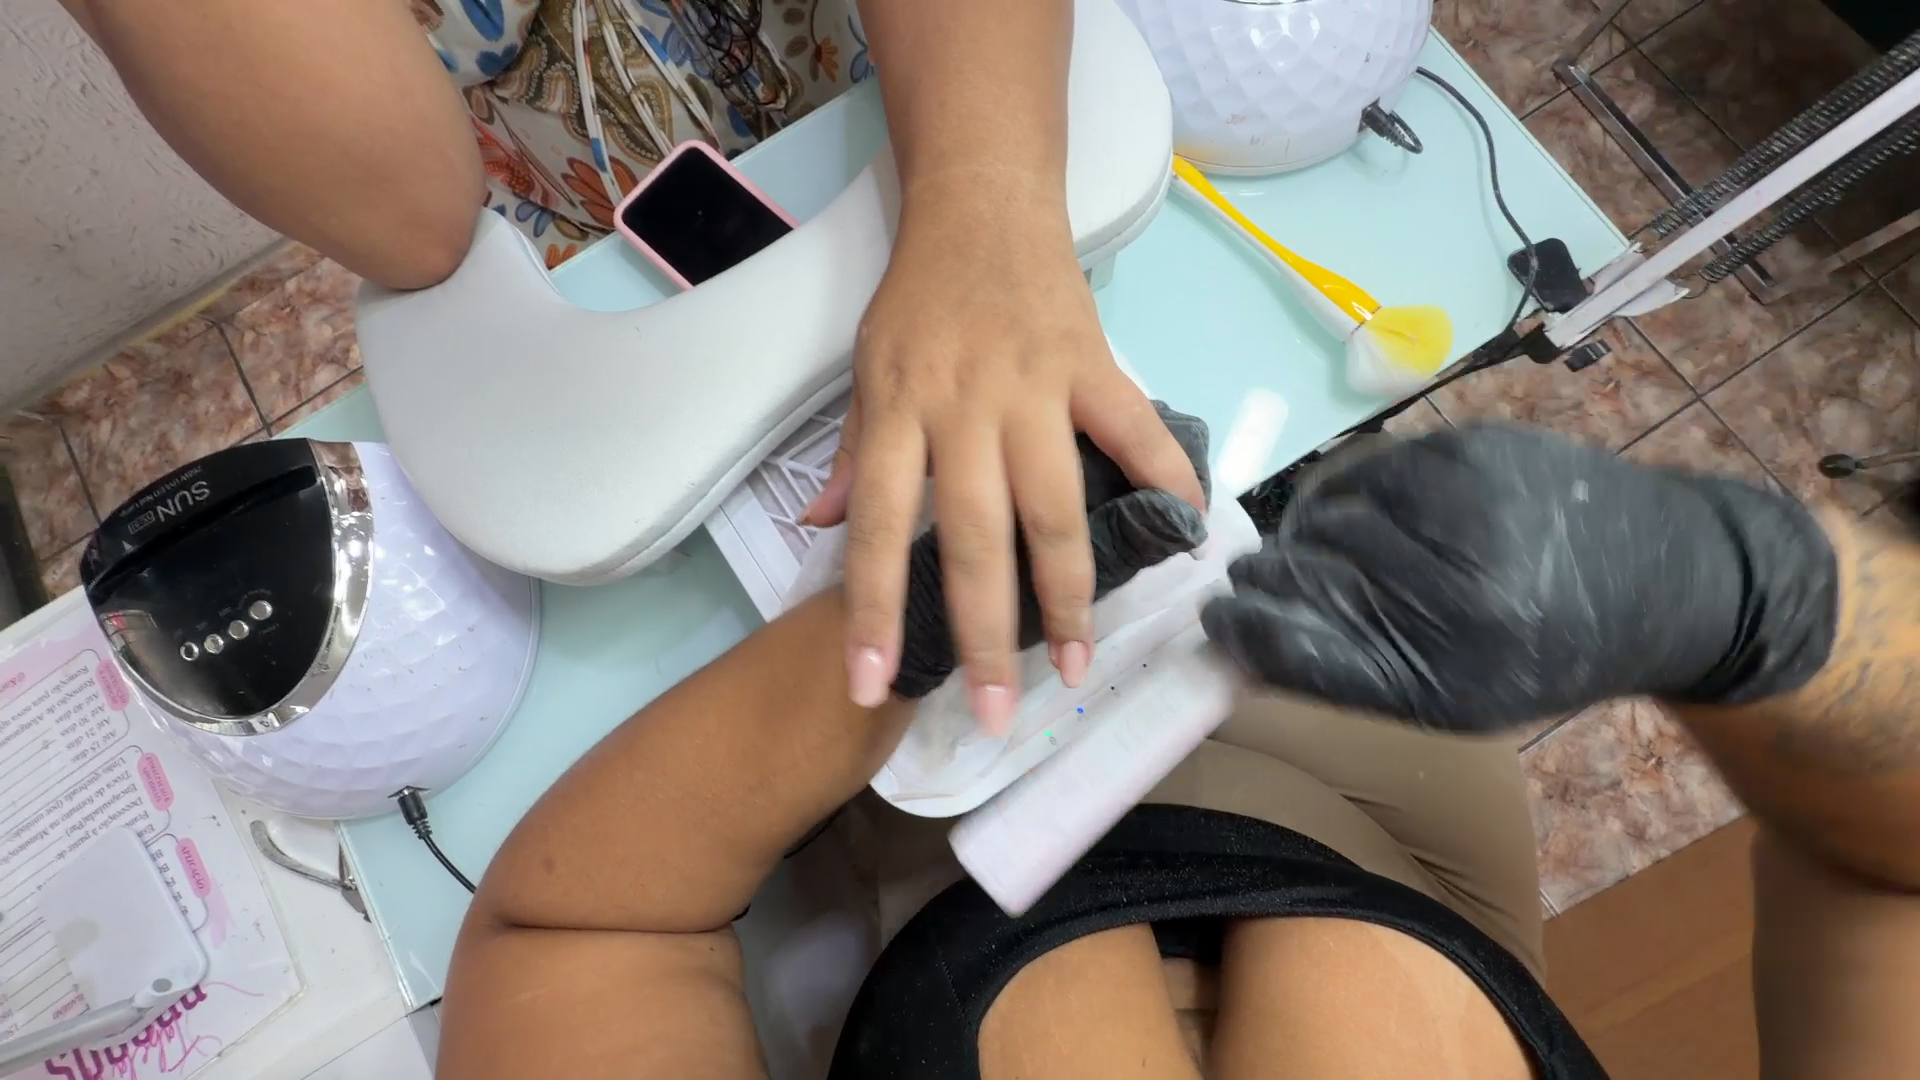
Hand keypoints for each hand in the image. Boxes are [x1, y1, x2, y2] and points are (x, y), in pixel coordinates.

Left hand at [805, 184, 1204, 729]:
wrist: (981, 210)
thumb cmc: (917, 301)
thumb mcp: (865, 373)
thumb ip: (849, 456)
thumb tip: (821, 532)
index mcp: (899, 415)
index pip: (880, 528)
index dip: (872, 613)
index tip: (869, 690)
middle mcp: (963, 411)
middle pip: (975, 538)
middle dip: (985, 635)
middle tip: (997, 714)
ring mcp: (1034, 389)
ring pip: (1055, 506)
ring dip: (1070, 592)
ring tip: (1078, 663)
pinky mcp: (1093, 366)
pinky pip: (1134, 430)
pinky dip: (1167, 476)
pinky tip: (1186, 535)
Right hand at [1200, 426, 1837, 731]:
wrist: (1673, 579)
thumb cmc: (1540, 654)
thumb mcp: (1445, 694)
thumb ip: (1340, 670)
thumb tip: (1237, 634)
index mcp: (1453, 665)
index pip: (1297, 644)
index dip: (1240, 627)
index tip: (1218, 616)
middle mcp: (1460, 582)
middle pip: (1301, 569)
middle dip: (1272, 576)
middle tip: (1269, 579)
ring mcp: (1466, 499)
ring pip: (1324, 513)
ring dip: (1309, 534)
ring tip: (1334, 549)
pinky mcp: (1469, 444)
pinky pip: (1361, 469)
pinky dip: (1345, 494)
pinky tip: (1369, 513)